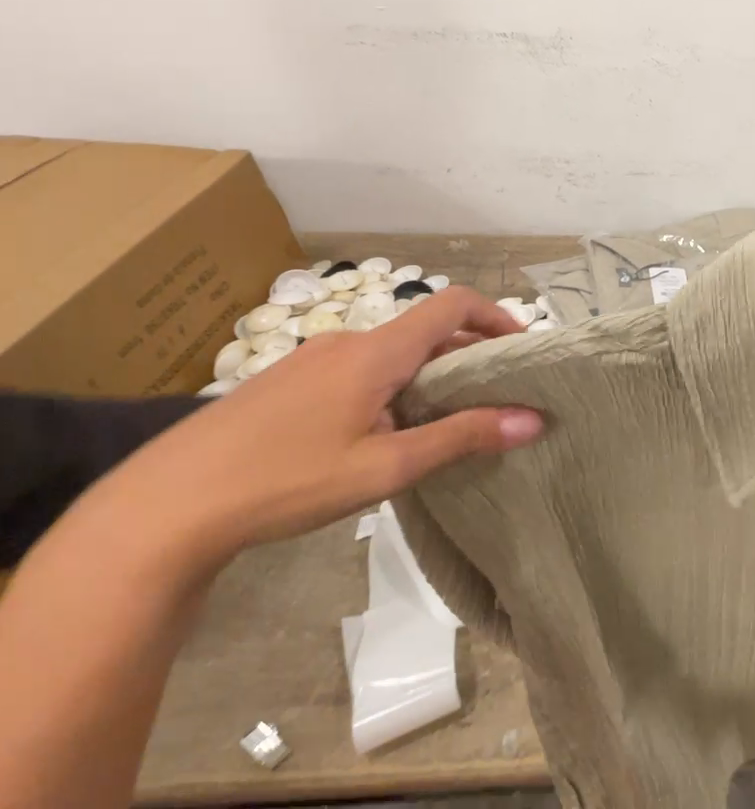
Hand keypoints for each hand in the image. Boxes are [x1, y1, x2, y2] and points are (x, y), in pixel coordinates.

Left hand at [97, 286, 542, 573]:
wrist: (159, 510)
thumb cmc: (284, 481)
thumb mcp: (386, 466)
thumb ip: (463, 437)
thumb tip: (534, 419)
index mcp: (374, 353)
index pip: (452, 305)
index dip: (497, 316)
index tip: (524, 350)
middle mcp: (344, 344)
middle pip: (425, 332)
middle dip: (470, 358)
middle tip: (496, 401)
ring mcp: (308, 362)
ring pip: (391, 355)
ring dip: (430, 377)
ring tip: (445, 425)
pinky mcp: (283, 385)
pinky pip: (358, 371)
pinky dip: (392, 388)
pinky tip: (382, 436)